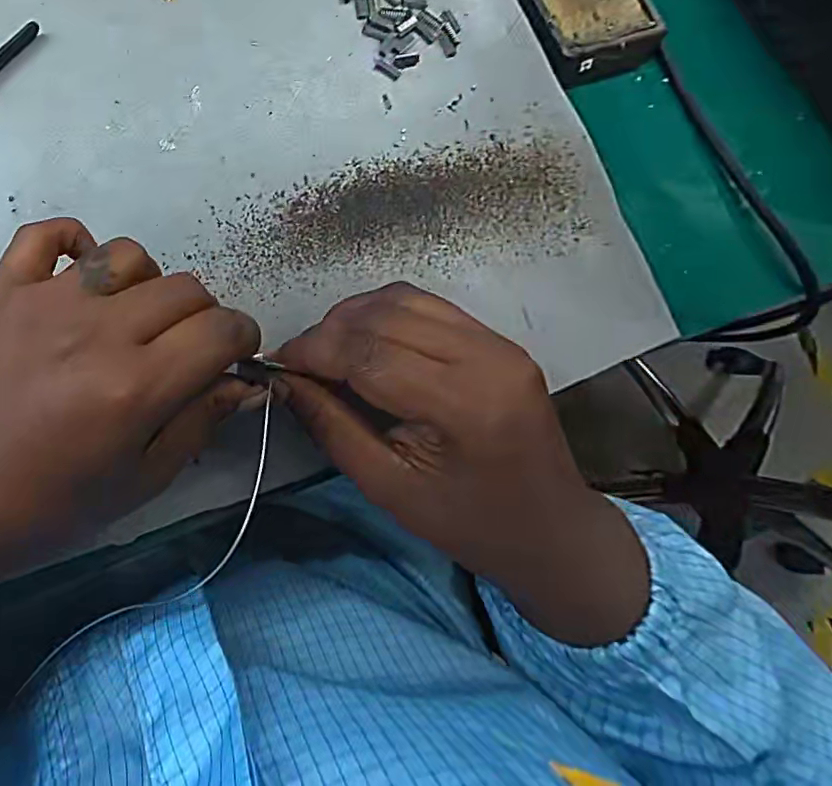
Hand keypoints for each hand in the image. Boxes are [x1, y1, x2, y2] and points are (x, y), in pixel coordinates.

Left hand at [0, 218, 260, 644]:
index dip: (242, 337)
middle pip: (185, 288)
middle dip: (203, 316)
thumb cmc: (50, 507)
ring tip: (132, 319)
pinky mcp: (7, 292)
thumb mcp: (141, 481)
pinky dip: (73, 241)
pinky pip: (46, 234)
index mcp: (135, 387)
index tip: (234, 353)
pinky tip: (80, 274)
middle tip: (183, 348)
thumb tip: (243, 381)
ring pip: (128, 255)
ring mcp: (48, 302)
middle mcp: (97, 331)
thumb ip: (199, 422)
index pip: (220, 329)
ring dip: (147, 284)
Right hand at [275, 283, 647, 645]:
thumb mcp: (388, 487)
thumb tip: (284, 381)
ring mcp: (497, 341)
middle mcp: (487, 357)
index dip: (314, 352)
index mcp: (466, 404)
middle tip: (298, 362)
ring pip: (401, 298)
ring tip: (326, 349)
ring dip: (352, 316)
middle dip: (327, 332)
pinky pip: (424, 304)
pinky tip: (362, 340)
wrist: (553, 532)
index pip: (370, 354)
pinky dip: (381, 313)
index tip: (278, 364)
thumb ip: (331, 426)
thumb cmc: (469, 523)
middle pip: (383, 317)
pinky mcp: (496, 338)